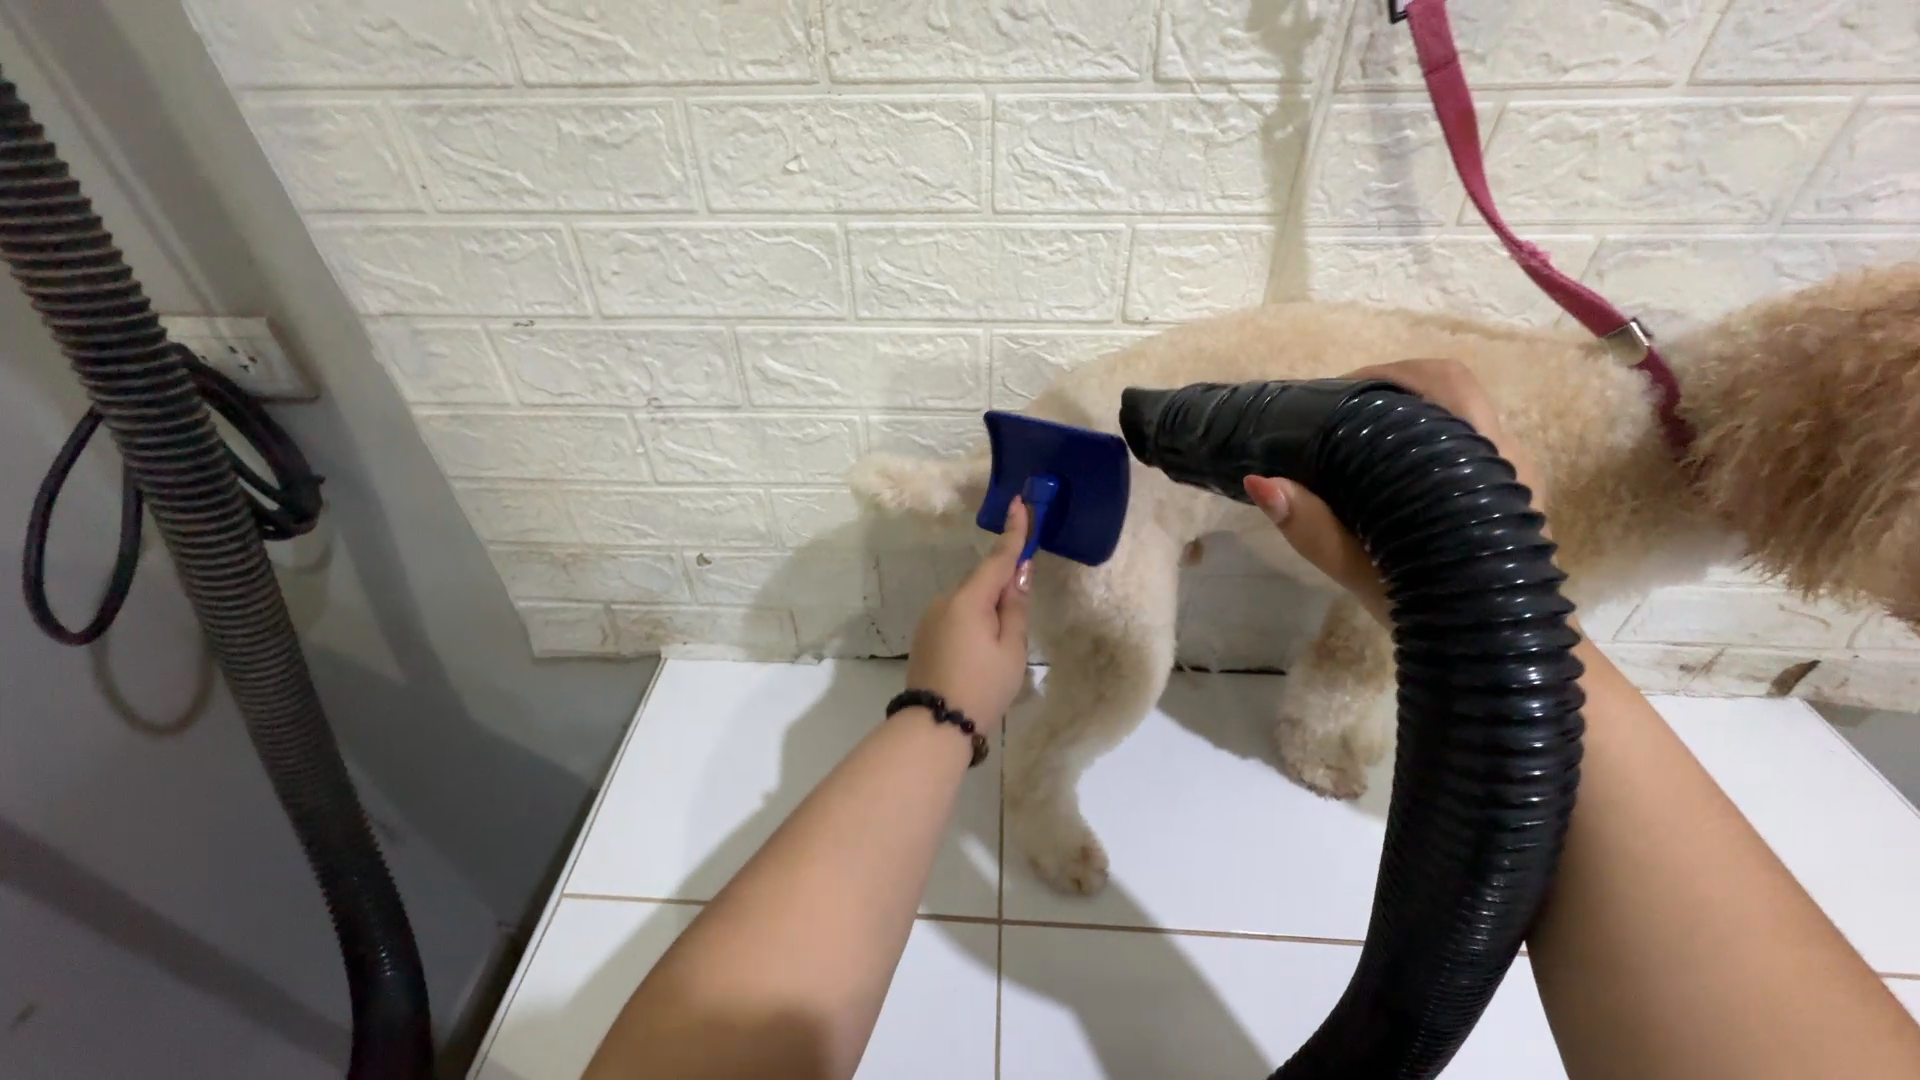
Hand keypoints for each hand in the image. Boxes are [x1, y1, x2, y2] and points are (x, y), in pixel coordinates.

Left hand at [903, 498, 1032, 733]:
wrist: (935, 724)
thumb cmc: (983, 687)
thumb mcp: (1012, 649)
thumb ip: (1016, 606)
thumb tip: (1019, 572)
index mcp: (969, 599)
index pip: (997, 558)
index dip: (1014, 532)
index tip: (1021, 503)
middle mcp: (945, 600)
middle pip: (982, 582)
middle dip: (1002, 589)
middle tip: (1017, 625)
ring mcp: (931, 617)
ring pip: (968, 602)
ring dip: (986, 611)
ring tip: (996, 654)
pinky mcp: (924, 634)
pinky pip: (955, 617)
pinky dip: (971, 624)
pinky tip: (977, 656)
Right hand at [1243, 359, 1545, 623]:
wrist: (1489, 647)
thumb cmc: (1426, 604)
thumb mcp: (1357, 567)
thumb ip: (1309, 525)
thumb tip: (1259, 482)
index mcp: (1472, 462)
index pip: (1442, 381)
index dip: (1386, 375)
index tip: (1336, 395)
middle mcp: (1502, 453)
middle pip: (1454, 386)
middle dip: (1394, 388)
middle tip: (1341, 413)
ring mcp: (1513, 471)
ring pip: (1464, 411)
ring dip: (1413, 411)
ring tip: (1360, 437)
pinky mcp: (1510, 490)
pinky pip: (1470, 438)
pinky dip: (1428, 434)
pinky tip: (1392, 467)